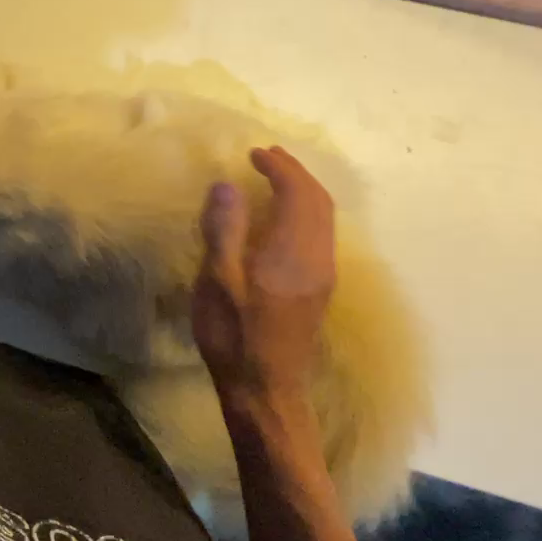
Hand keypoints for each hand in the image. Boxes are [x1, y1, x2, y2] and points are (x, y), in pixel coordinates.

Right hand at [192, 146, 335, 406]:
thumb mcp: (218, 281)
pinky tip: (278, 216)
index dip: (279, 168)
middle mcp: (317, 258)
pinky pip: (318, 234)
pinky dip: (302, 211)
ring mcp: (322, 275)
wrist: (265, 387)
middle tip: (265, 156)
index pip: (298, 195)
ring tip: (273, 177)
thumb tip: (229, 185)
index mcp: (293, 253)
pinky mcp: (317, 288)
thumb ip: (224, 231)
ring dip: (302, 191)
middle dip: (295, 173)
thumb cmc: (234, 334)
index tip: (253, 152)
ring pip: (323, 218)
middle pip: (319, 202)